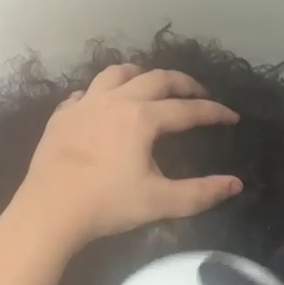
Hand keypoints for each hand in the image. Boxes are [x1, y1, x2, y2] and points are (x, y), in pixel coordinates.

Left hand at [10, 64, 242, 248]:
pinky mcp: (60, 117)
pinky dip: (100, 92)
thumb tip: (235, 184)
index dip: (213, 112)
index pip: (187, 109)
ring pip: (115, 74)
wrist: (49, 210)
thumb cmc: (106, 205)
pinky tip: (102, 103)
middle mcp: (114, 101)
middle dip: (182, 82)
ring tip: (150, 83)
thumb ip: (200, 193)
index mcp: (142, 118)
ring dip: (139, 74)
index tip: (231, 116)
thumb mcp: (159, 202)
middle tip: (197, 92)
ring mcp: (83, 105)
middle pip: (155, 79)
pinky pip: (84, 93)